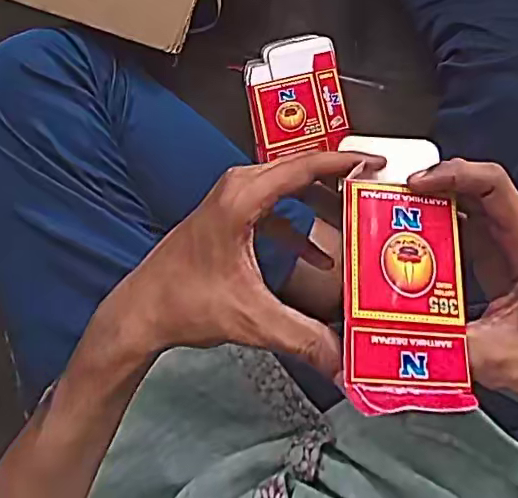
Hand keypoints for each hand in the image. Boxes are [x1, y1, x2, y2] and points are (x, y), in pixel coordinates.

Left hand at [91, 150, 381, 377]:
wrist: (143, 309)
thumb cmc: (184, 301)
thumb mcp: (249, 318)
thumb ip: (300, 336)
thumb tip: (340, 357)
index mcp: (243, 196)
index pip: (304, 167)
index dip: (343, 161)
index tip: (374, 161)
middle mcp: (239, 186)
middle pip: (299, 170)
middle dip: (339, 178)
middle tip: (373, 186)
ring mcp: (234, 197)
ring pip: (288, 186)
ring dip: (321, 199)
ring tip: (354, 213)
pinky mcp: (232, 214)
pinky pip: (276, 208)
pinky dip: (299, 225)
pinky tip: (318, 257)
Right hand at [407, 159, 517, 417]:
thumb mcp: (498, 359)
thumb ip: (452, 344)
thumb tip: (406, 330)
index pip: (495, 186)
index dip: (456, 174)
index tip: (421, 183)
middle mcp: (516, 236)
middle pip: (475, 185)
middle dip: (435, 182)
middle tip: (400, 194)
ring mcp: (501, 243)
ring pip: (464, 201)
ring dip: (431, 200)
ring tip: (398, 211)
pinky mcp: (487, 255)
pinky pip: (457, 224)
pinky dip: (432, 223)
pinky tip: (410, 238)